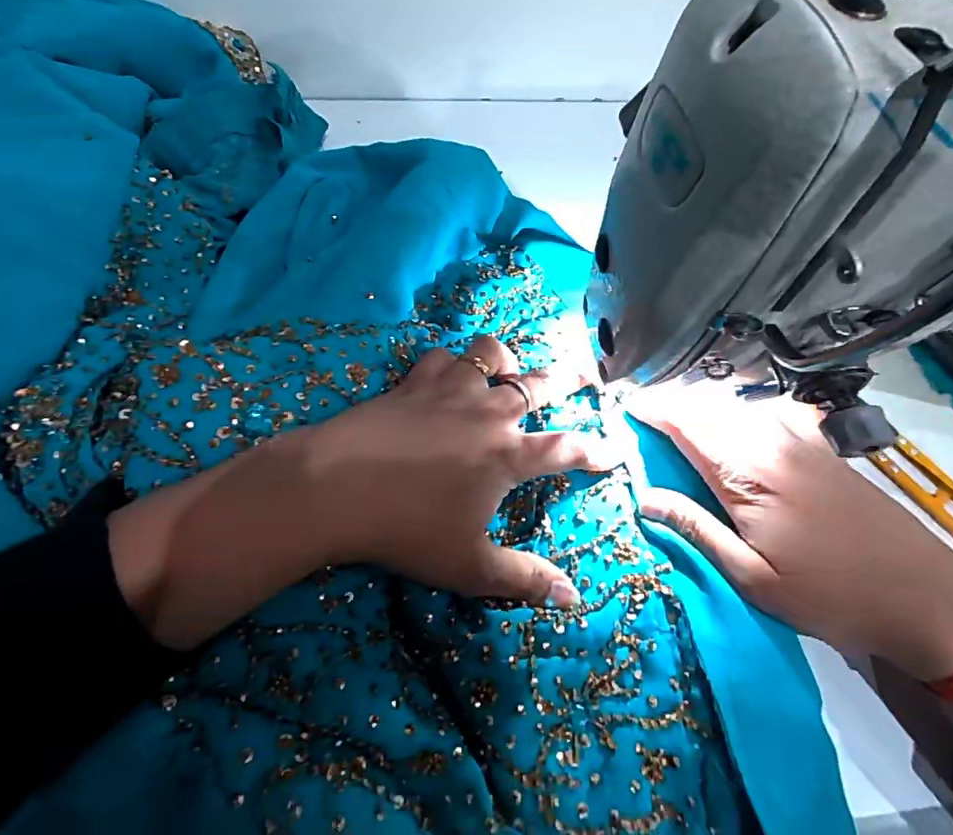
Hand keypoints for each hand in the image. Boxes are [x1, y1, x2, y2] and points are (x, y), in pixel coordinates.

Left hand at [109, 335, 616, 649]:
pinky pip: (441, 357)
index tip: (615, 450)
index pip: (567, 450)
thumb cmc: (408, 530)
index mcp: (508, 456)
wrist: (336, 487)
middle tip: (586, 375)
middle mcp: (488, 414)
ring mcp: (450, 391)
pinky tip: (448, 373)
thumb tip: (573, 596)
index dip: (596, 450)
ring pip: (490, 355)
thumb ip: (523, 579)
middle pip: (540, 385)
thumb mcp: (469, 566)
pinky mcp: (413, 381)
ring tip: (509, 367)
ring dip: (506, 359)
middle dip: (569, 379)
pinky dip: (452, 362)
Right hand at [631, 385, 952, 679]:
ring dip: (701, 405)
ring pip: (737, 405)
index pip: (687, 423)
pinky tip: (731, 423)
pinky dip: (736, 411)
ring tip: (676, 417)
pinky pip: (766, 413)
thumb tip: (644, 498)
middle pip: (709, 405)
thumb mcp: (754, 579)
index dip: (652, 409)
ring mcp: (801, 440)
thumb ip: (697, 530)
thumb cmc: (831, 595)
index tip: (624, 406)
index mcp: (749, 473)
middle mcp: (772, 443)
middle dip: (671, 402)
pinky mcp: (820, 446)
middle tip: (642, 413)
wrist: (923, 594)